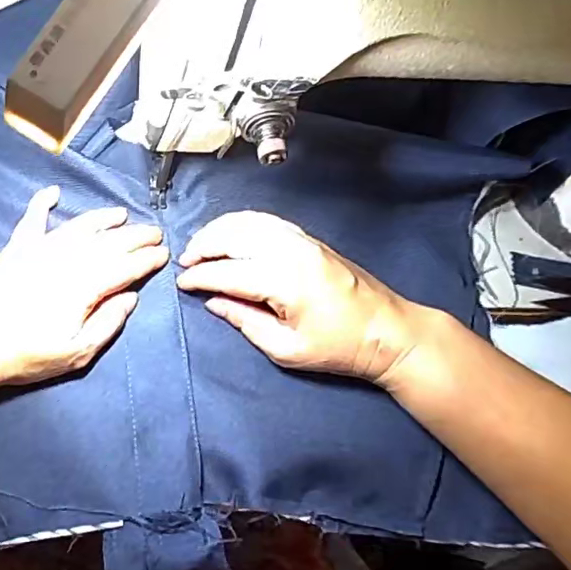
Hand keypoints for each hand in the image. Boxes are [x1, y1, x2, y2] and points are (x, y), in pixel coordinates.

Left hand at [0, 186, 167, 388]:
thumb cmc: (26, 354)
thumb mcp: (76, 353)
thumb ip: (107, 323)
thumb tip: (130, 298)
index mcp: (86, 285)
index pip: (126, 266)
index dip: (148, 259)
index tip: (163, 255)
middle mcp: (67, 259)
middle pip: (109, 242)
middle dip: (136, 236)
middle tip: (154, 233)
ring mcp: (41, 249)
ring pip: (80, 226)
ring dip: (103, 218)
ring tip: (120, 214)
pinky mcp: (17, 247)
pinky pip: (33, 218)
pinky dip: (43, 202)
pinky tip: (53, 193)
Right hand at [175, 211, 437, 392]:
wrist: (387, 331)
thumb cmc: (338, 347)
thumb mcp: (286, 349)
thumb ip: (245, 321)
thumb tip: (213, 302)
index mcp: (284, 281)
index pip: (227, 271)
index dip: (199, 277)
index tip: (183, 284)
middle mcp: (291, 252)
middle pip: (233, 237)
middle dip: (203, 247)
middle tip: (185, 262)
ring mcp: (301, 240)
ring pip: (247, 222)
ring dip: (218, 231)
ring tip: (200, 246)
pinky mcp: (309, 238)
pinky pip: (266, 220)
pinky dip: (240, 222)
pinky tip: (229, 233)